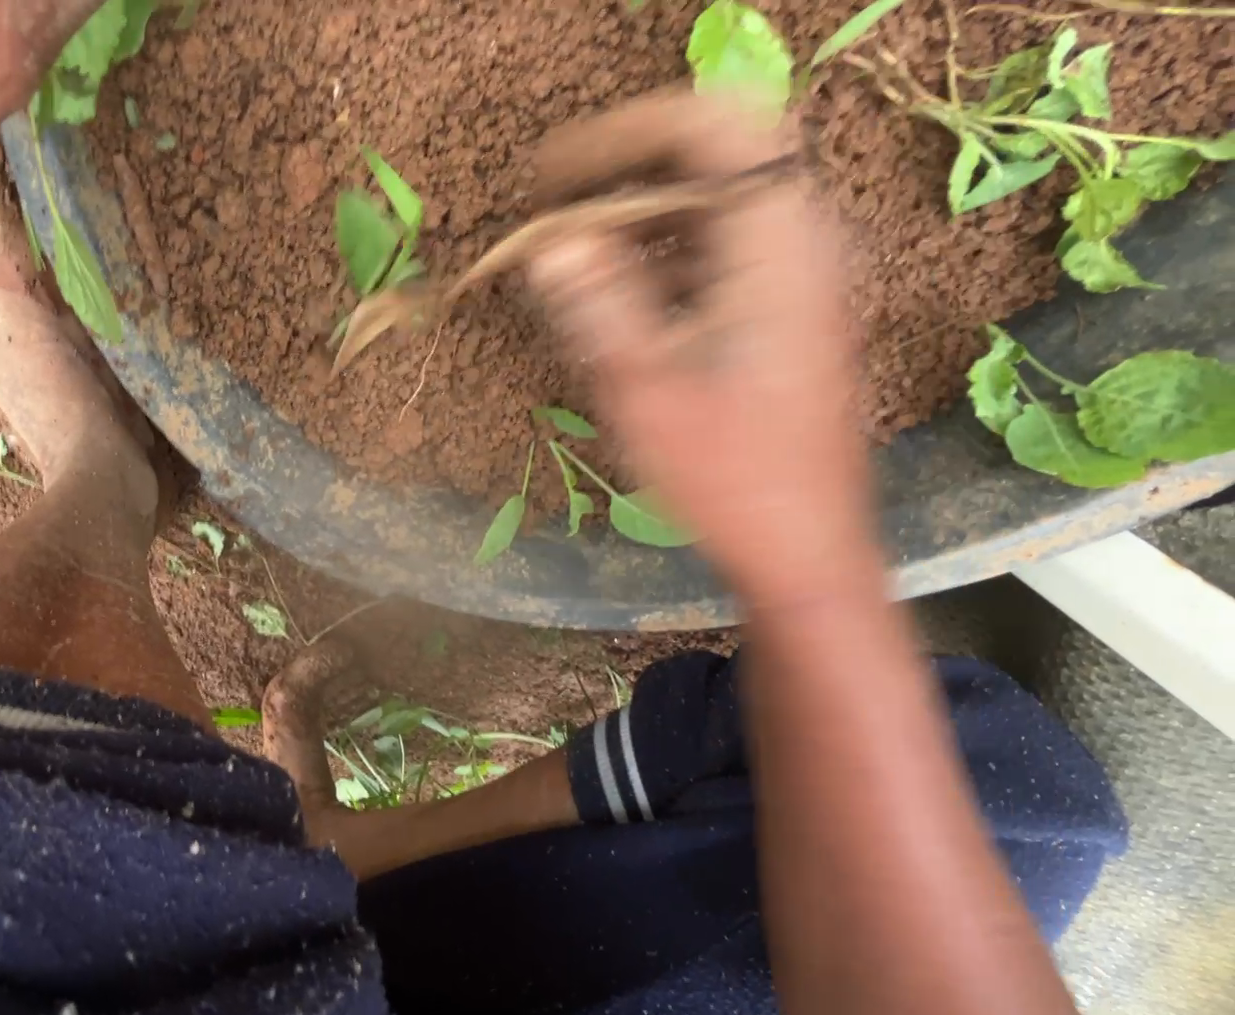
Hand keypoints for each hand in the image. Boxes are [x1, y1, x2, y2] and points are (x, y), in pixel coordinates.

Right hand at [527, 92, 880, 608]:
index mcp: (778, 253)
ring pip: (709, 212)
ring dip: (634, 220)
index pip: (718, 130)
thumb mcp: (648, 394)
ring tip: (565, 253)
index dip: (632, 132)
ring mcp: (791, 283)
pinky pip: (712, 257)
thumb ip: (599, 309)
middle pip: (712, 163)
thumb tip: (551, 244)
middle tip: (550, 211)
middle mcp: (797, 250)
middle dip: (623, 175)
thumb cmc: (729, 480)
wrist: (801, 547)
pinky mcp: (777, 317)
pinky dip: (655, 260)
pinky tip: (608, 300)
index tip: (557, 171)